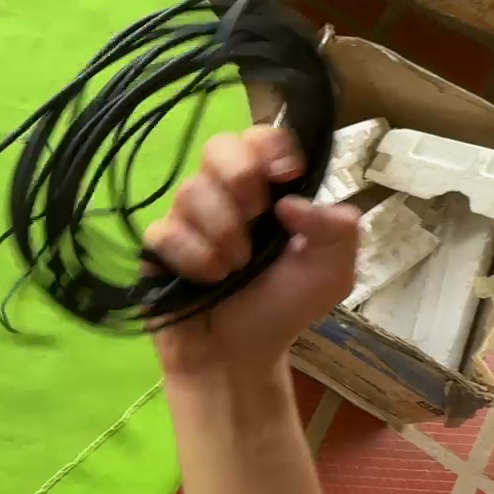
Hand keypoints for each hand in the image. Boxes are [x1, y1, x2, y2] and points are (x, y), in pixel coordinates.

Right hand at [145, 127, 358, 378]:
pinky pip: (164, 230)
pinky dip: (192, 257)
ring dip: (222, 233)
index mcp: (268, 192)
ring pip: (191, 191)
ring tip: (234, 270)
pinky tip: (206, 279)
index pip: (260, 138)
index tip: (284, 175)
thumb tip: (291, 200)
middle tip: (257, 218)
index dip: (269, 145)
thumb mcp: (331, 273)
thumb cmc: (281, 310)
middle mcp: (224, 195)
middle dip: (239, 179)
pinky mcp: (156, 244)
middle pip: (217, 146)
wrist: (236, 356)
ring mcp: (186, 217)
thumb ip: (336, 230)